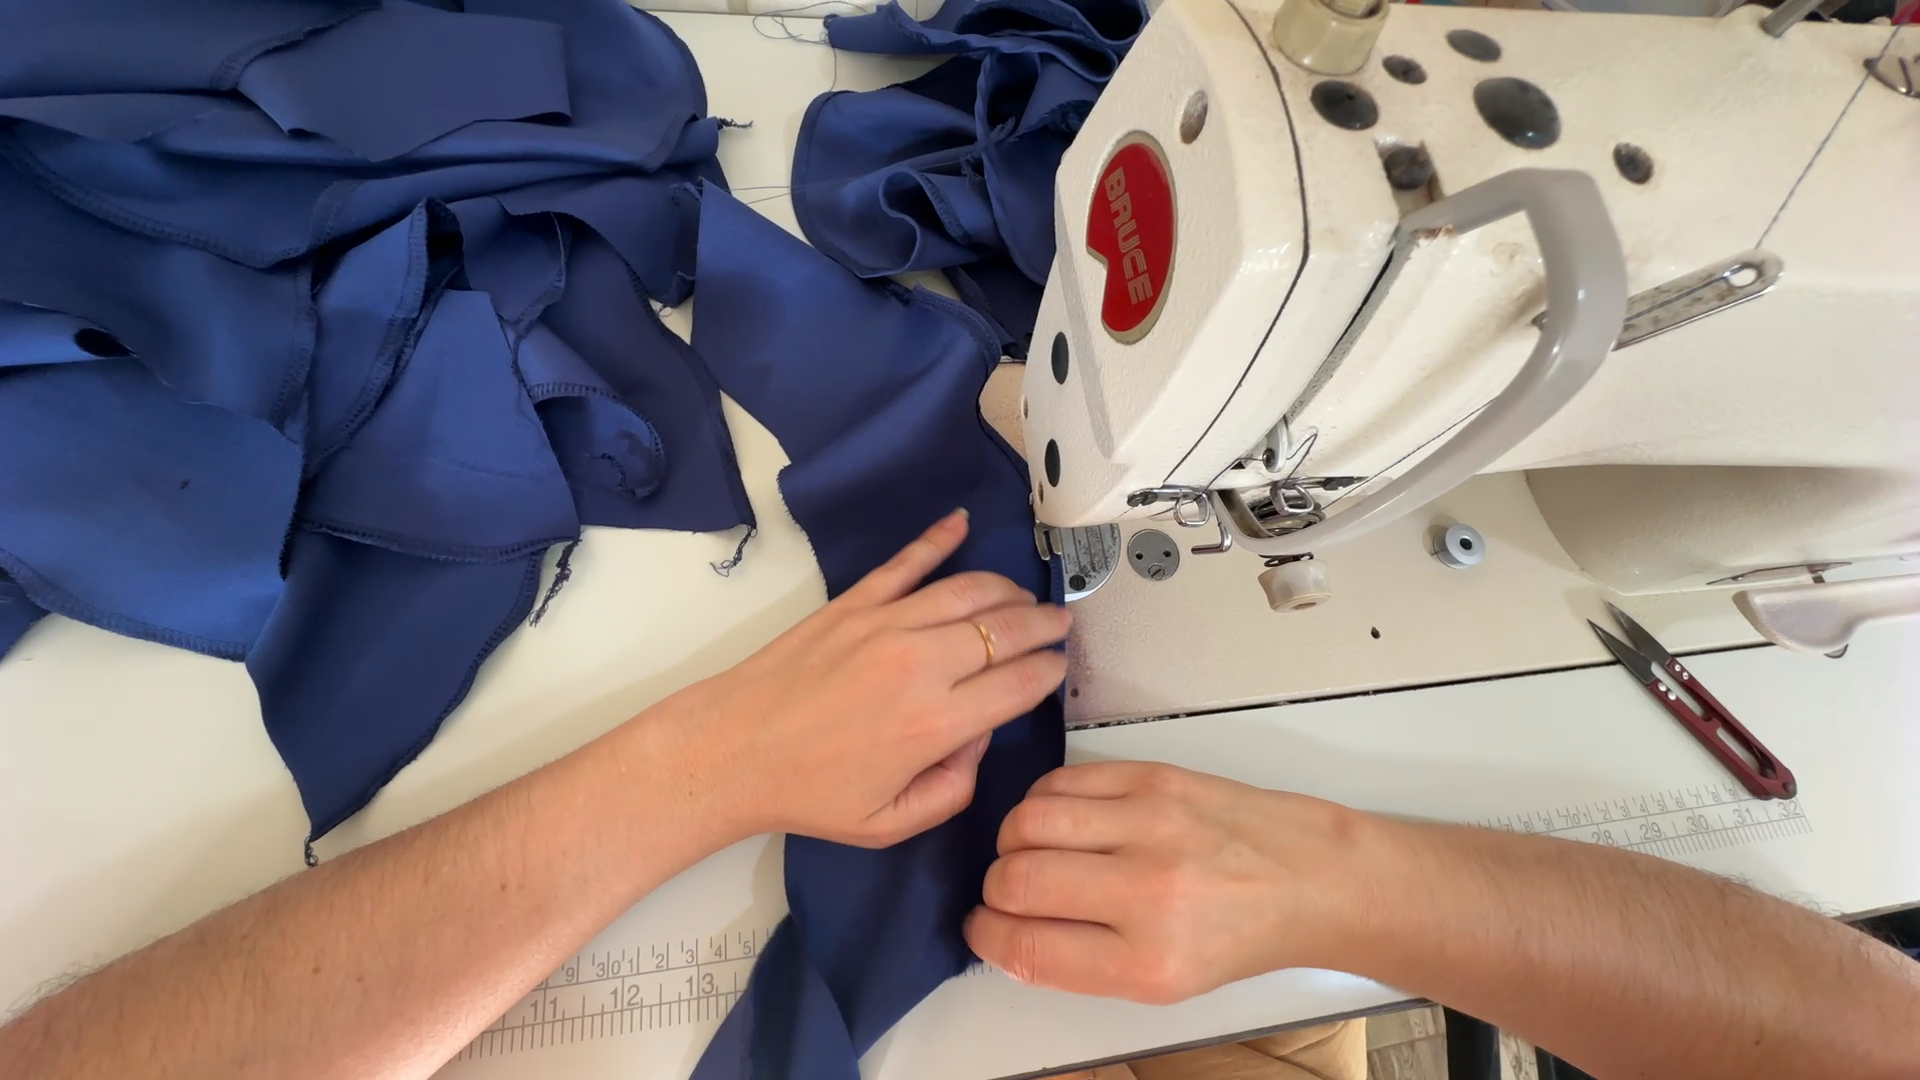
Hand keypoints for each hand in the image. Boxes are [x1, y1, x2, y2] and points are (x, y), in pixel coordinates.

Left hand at [656, 509, 1070, 847]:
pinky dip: (938, 538)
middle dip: (1043, 625)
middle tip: (1060, 624)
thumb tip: (979, 732)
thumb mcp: (892, 823)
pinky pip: (907, 562)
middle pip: (1005, 629)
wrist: (731, 750)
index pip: (1019, 684)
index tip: (1058, 667)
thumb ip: (955, 787)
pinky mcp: (856, 601)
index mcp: (937, 723)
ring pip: (969, 590)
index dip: (1049, 672)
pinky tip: (962, 522)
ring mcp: (888, 622)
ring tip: (1025, 595)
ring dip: (1008, 589)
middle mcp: (923, 662)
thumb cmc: (811, 793)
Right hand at [963, 762, 1373, 1003]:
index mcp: (1148, 962)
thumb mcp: (1163, 979)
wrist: (1304, 874)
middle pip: (1017, 879)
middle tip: (1008, 889)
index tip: (981, 926)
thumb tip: (1005, 929)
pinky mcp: (1149, 775)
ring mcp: (1147, 821)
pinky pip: (1060, 780)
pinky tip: (1056, 818)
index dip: (986, 935)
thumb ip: (1080, 959)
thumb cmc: (1233, 935)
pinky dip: (1040, 800)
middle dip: (994, 887)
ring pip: (1029, 820)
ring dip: (1011, 839)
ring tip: (1028, 849)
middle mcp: (1145, 890)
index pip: (1028, 946)